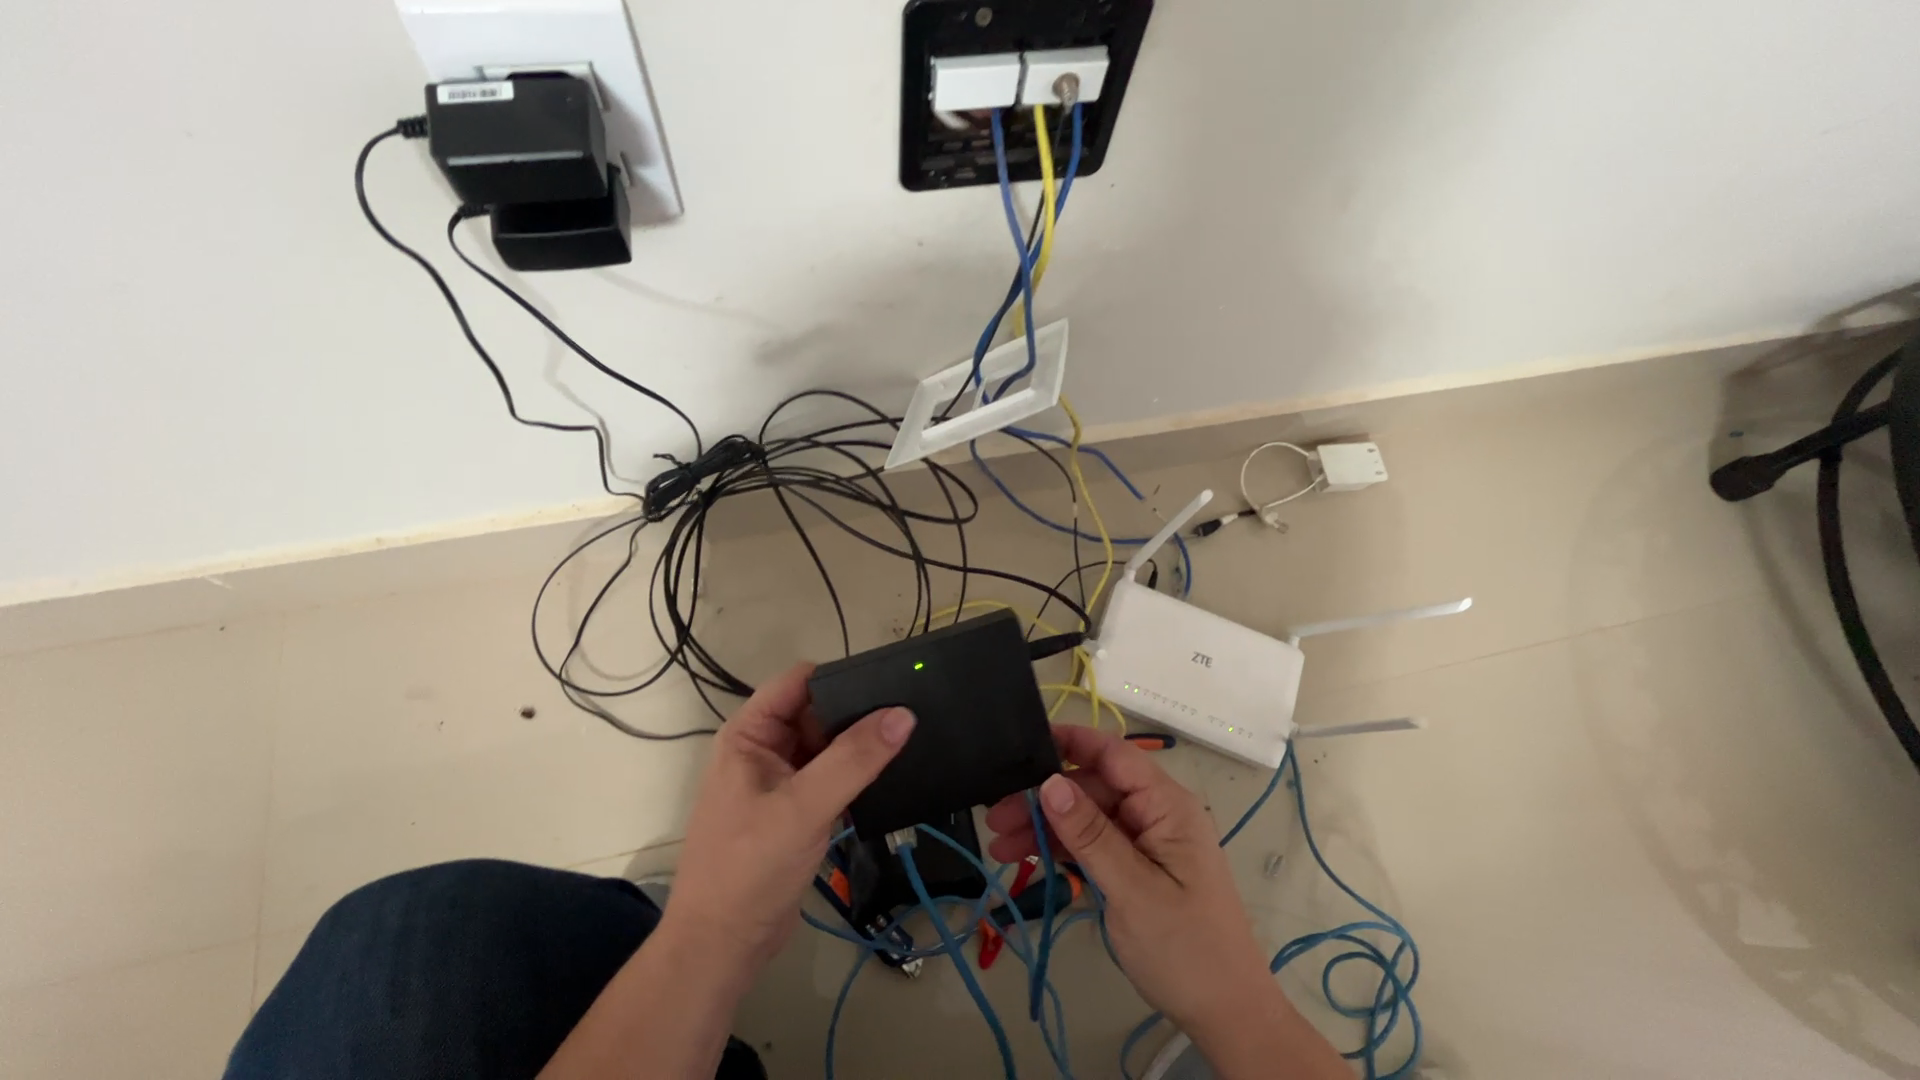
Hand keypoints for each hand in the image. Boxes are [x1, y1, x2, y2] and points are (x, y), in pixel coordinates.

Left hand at [663, 663, 914, 975]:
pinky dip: (858, 774)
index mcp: (750, 734)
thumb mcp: (803, 807)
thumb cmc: (750, 868)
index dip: (842, 676)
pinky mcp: (798, 810)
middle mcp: (764, 749)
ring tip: (913, 737)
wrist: (722, 946)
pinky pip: (833, 776)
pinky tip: (894, 773)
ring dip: (861, 745)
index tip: (892, 681)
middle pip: (819, 711)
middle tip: (912, 712)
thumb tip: (903, 715)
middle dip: (859, 711)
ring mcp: (782, 782)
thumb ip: (854, 759)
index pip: (800, 681)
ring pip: (829, 745)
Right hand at [983, 725, 1283, 1041]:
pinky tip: (1028, 859)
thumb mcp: (1132, 890)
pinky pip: (1094, 845)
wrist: (1226, 1014)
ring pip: (1087, 817)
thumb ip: (1089, 834)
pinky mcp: (1136, 868)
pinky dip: (1062, 850)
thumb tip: (1049, 782)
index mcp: (1166, 806)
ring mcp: (1146, 842)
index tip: (1020, 744)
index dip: (1069, 742)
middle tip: (994, 818)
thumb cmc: (1185, 948)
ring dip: (1045, 827)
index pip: (1113, 754)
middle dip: (1043, 797)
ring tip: (999, 847)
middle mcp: (1156, 814)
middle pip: (1092, 786)